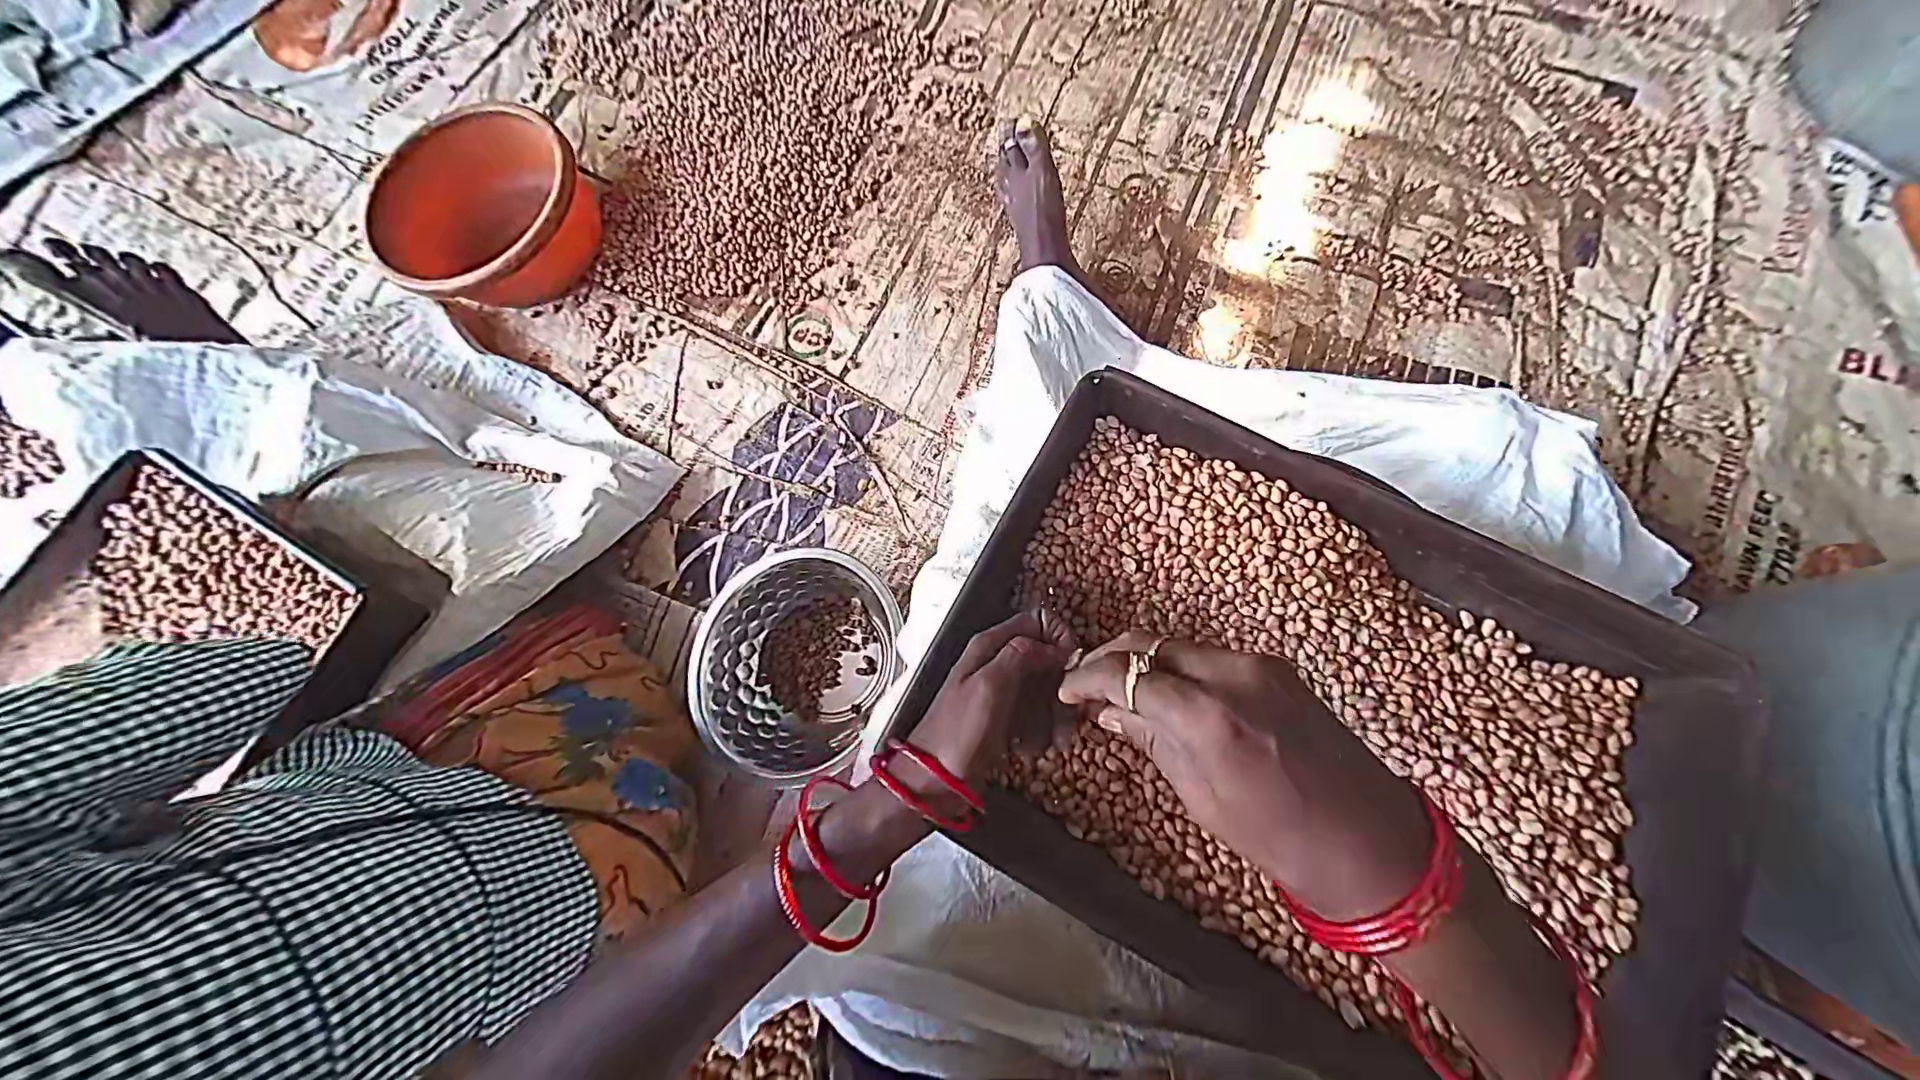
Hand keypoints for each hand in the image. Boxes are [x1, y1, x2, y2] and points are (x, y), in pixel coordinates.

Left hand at [903, 609, 1075, 794]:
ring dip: (1053, 716)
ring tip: (1054, 741)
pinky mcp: (1003, 719)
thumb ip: (1019, 656)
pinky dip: (1040, 733)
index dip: (1057, 638)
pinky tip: (1033, 749)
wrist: (933, 781)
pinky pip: (1034, 717)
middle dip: (1060, 686)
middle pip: (1044, 659)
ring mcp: (999, 693)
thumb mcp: (989, 686)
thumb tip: (1051, 644)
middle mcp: (995, 664)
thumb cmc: (956, 734)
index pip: (1034, 622)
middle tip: (1069, 713)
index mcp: (988, 647)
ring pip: (1043, 691)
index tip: (1069, 663)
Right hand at [1058, 633, 1429, 919]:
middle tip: (1085, 683)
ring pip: (1177, 646)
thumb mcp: (1202, 796)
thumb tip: (1110, 711)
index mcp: (1211, 717)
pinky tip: (1165, 692)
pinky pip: (1209, 657)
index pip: (1127, 673)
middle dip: (1110, 658)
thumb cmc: (1282, 839)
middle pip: (1149, 643)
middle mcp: (1234, 675)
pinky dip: (1177, 668)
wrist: (1374, 844)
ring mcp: (1260, 665)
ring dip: (1142, 661)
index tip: (1067, 689)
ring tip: (1120, 690)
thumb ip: (1152, 740)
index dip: (1087, 678)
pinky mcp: (1276, 668)